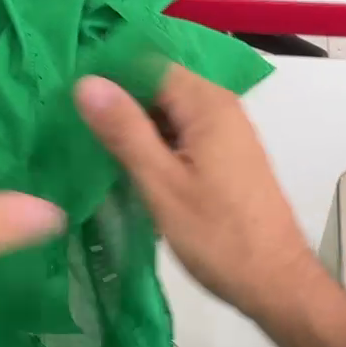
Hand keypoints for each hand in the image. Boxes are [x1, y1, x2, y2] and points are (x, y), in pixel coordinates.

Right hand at [77, 66, 319, 316]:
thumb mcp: (162, 185)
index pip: (147, 64)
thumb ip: (125, 131)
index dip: (108, 78)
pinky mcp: (228, 163)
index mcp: (207, 104)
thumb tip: (86, 82)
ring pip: (170, 119)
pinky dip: (158, 153)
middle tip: (75, 132)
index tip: (70, 101)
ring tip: (95, 155)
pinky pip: (184, 142)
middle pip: (159, 90)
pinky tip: (132, 176)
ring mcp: (228, 137)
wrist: (275, 282)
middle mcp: (222, 109)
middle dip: (120, 107)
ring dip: (136, 134)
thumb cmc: (218, 238)